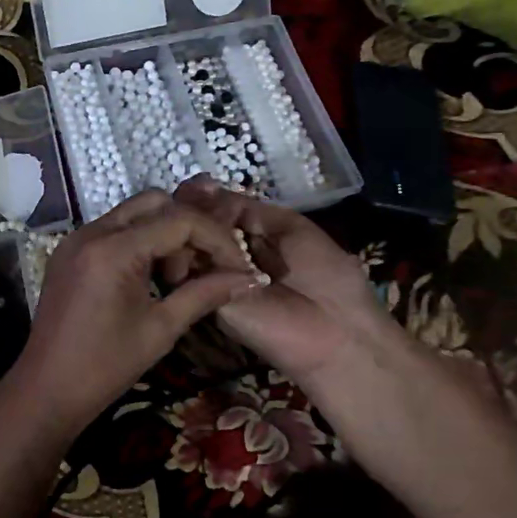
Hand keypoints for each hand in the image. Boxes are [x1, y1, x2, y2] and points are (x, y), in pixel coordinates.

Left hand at [0, 190, 262, 439]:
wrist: (47, 388)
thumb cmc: (105, 365)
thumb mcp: (161, 329)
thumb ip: (205, 294)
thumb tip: (249, 278)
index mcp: (112, 249)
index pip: (180, 219)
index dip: (217, 239)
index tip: (238, 268)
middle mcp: (90, 233)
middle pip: (154, 203)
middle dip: (188, 230)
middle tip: (201, 270)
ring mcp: (74, 241)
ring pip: (132, 214)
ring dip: (163, 236)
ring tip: (174, 281)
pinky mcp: (67, 254)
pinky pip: (111, 231)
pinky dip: (137, 243)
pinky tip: (148, 280)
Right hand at [171, 176, 399, 383]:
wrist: (335, 333)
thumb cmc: (326, 278)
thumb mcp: (291, 229)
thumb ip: (249, 210)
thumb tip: (205, 189)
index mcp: (248, 238)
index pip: (215, 210)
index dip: (201, 196)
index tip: (192, 185)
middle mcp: (224, 256)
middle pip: (194, 226)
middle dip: (187, 208)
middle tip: (181, 197)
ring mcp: (210, 278)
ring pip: (183, 245)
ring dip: (182, 226)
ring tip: (183, 217)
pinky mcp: (201, 298)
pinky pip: (183, 271)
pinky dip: (182, 251)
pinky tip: (187, 239)